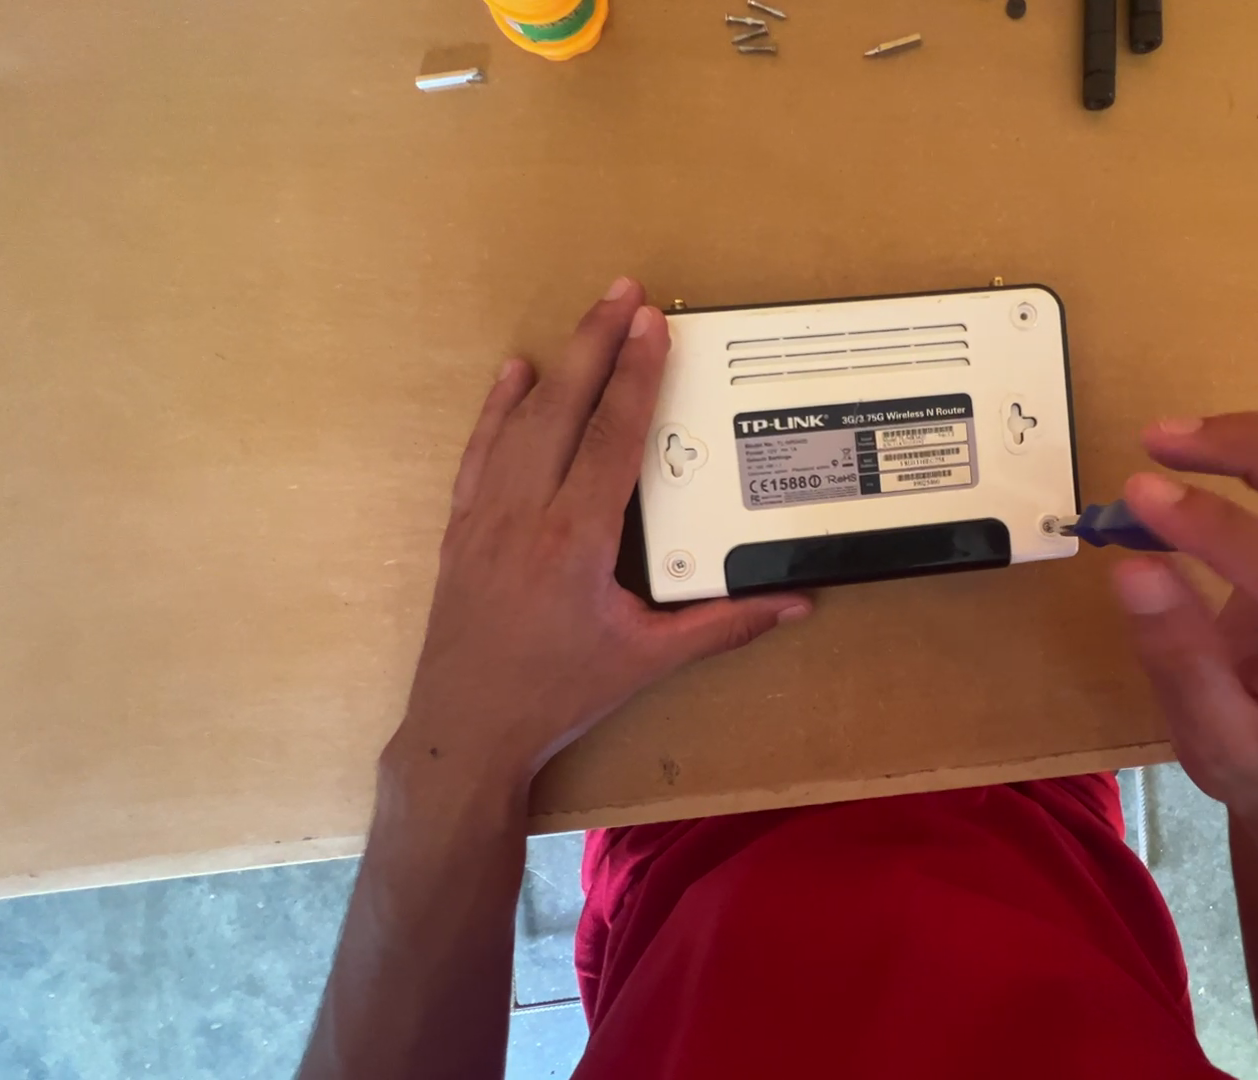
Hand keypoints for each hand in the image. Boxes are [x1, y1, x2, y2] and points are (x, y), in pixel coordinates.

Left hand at [384, 278, 810, 794]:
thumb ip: (727, 625)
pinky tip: (510, 375)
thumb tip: (796, 604)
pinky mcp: (461, 528)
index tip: (651, 326)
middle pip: (564, 408)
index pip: (614, 437)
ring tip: (582, 319)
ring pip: (520, 421)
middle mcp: (526, 512)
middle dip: (595, 344)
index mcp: (577, 538)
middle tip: (621, 293)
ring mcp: (486, 515)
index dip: (637, 376)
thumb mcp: (651, 660)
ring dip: (555, 364)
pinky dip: (497, 408)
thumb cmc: (560, 693)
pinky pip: (480, 452)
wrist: (466, 731)